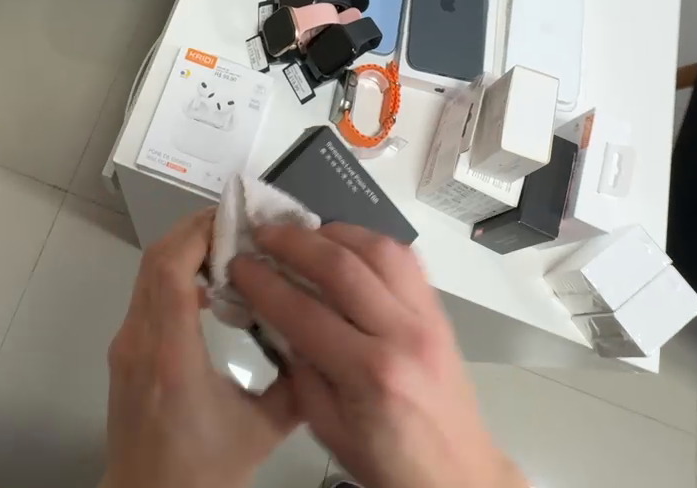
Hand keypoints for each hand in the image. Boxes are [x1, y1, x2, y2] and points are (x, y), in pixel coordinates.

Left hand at [102, 208, 299, 487]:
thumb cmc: (202, 474)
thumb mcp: (260, 431)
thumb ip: (294, 384)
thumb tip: (320, 337)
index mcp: (171, 357)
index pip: (171, 269)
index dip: (198, 234)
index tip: (233, 220)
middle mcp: (140, 341)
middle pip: (155, 259)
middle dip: (194, 231)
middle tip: (236, 225)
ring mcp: (126, 344)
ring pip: (147, 272)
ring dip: (183, 249)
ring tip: (226, 247)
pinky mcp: (124, 350)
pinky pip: (146, 293)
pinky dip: (174, 273)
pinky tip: (207, 285)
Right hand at [231, 223, 528, 487]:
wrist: (458, 474)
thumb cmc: (389, 461)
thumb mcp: (327, 427)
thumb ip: (300, 367)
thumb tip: (277, 313)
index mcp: (370, 376)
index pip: (303, 312)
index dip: (263, 282)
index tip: (238, 263)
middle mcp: (401, 336)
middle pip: (340, 266)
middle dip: (292, 242)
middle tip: (262, 233)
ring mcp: (427, 317)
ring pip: (376, 248)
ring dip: (331, 232)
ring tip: (301, 232)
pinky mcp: (439, 309)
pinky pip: (403, 257)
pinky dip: (367, 239)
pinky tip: (343, 242)